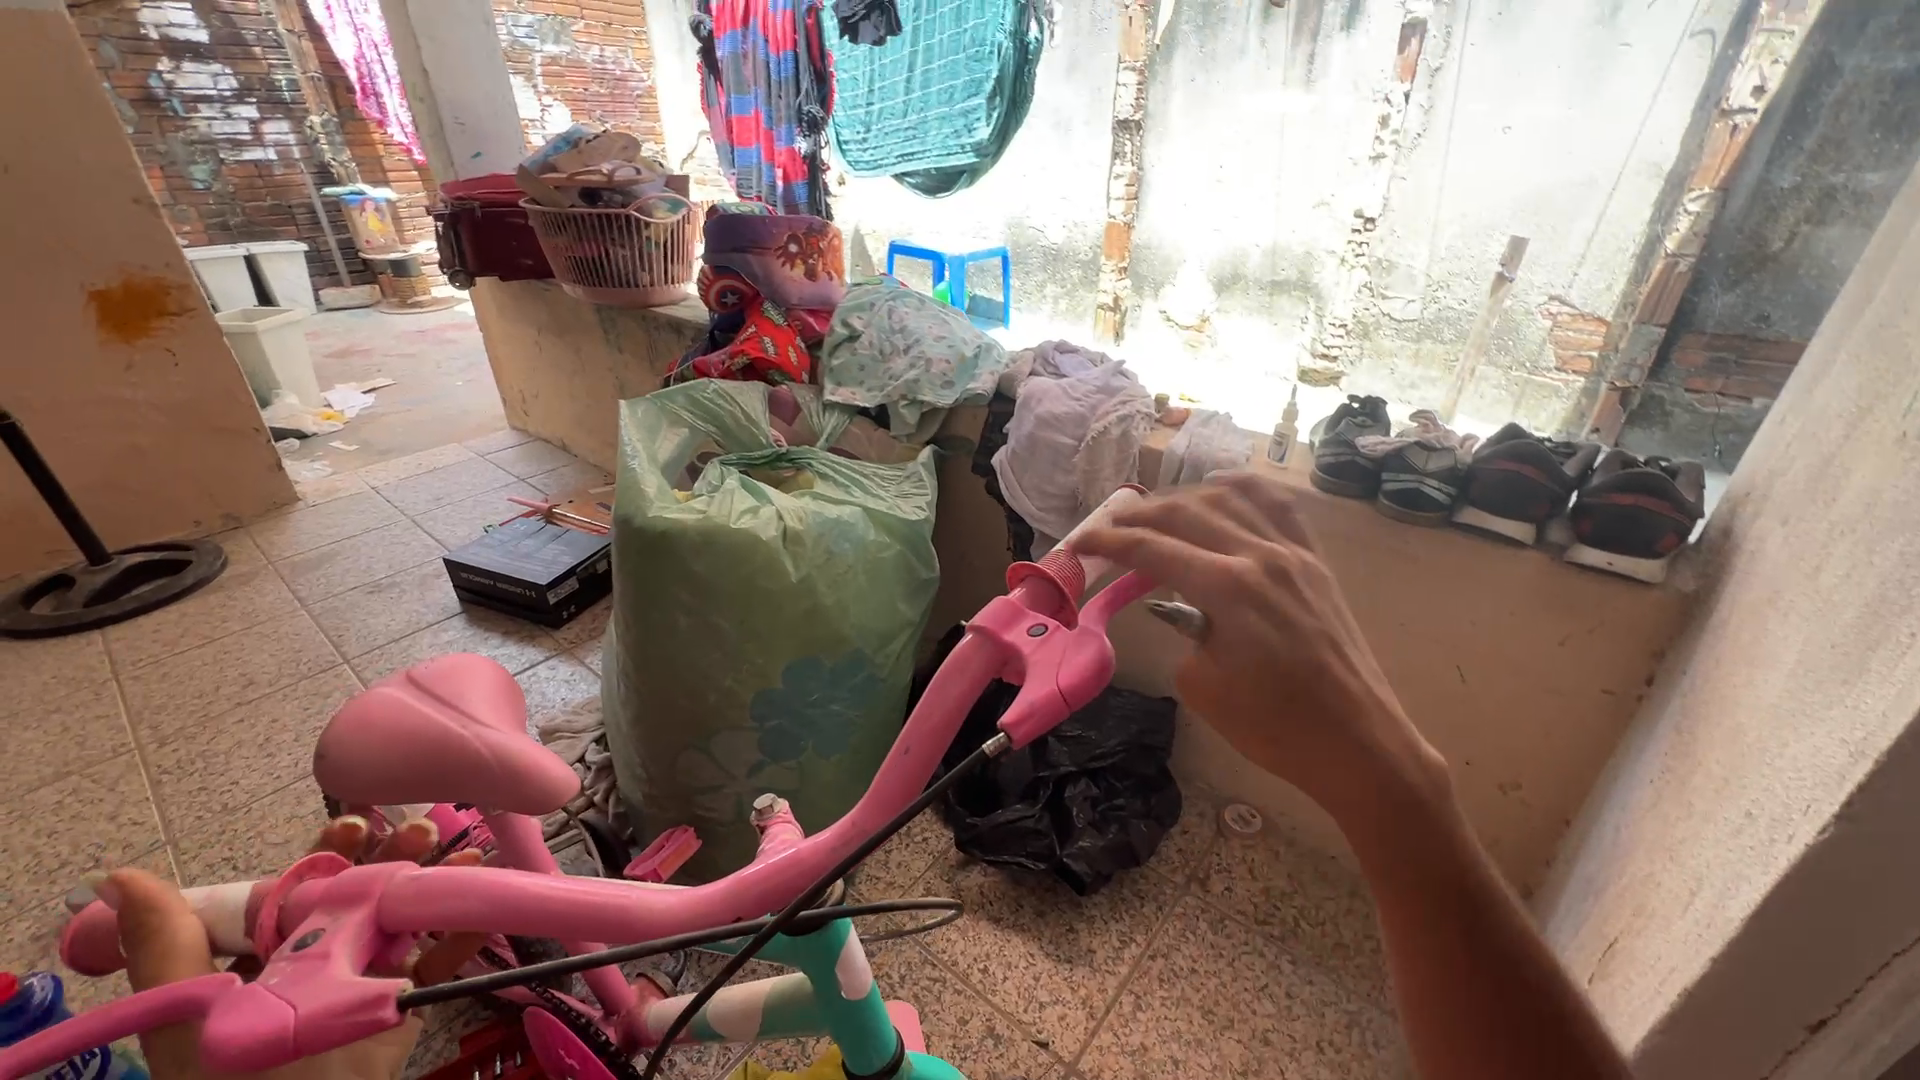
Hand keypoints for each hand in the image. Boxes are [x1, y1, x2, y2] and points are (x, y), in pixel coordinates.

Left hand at [98, 816, 486, 1079]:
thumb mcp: (185, 1017)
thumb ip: (165, 946)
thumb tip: (119, 874)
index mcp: (270, 952)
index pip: (303, 886)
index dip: (330, 853)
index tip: (354, 826)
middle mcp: (324, 954)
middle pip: (365, 889)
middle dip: (395, 854)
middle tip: (420, 831)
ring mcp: (372, 974)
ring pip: (409, 912)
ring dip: (439, 879)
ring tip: (466, 854)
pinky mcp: (411, 1000)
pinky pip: (441, 959)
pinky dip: (465, 930)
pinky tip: (481, 905)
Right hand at [1074, 470, 1448, 822]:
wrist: (1356, 742)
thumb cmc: (1274, 726)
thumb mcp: (1203, 686)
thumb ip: (1183, 633)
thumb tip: (1183, 609)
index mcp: (1227, 588)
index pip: (1152, 550)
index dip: (1109, 543)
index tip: (1080, 543)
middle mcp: (1259, 555)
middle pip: (1186, 513)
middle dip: (1139, 515)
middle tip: (1109, 526)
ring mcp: (1293, 554)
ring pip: (1231, 497)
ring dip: (1186, 496)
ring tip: (1158, 510)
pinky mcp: (1315, 563)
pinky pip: (1279, 507)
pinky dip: (1245, 488)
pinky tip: (1222, 486)